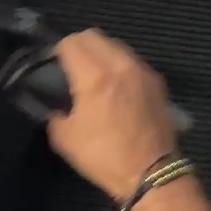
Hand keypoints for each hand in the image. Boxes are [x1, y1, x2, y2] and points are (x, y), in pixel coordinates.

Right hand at [45, 30, 179, 201]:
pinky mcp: (157, 82)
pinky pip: (133, 61)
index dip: (57, 51)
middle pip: (94, 36)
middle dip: (78, 46)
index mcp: (94, 76)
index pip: (71, 43)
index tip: (52, 66)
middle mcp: (120, 65)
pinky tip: (116, 87)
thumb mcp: (65, 139)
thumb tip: (55, 105)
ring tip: (94, 75)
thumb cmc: (104, 157)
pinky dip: (120, 65)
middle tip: (70, 67)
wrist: (152, 174)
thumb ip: (54, 114)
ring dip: (101, 53)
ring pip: (116, 45)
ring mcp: (142, 71)